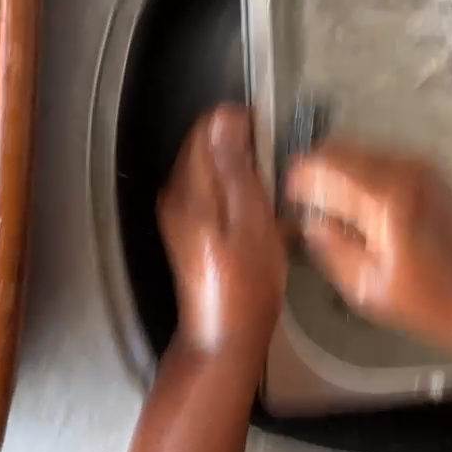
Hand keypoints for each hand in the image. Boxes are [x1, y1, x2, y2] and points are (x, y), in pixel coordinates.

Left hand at [158, 105, 286, 355]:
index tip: (271, 149)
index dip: (244, 127)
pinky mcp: (190, 227)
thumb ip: (237, 166)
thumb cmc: (247, 281)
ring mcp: (180, 211)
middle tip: (274, 181)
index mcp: (190, 188)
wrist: (226, 337)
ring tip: (270, 200)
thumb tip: (227, 115)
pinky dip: (238, 192)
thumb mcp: (252, 219)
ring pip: (214, 166)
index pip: (208, 126)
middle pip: (209, 144)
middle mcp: (177, 193)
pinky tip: (259, 217)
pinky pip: (214, 189)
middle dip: (245, 150)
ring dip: (244, 172)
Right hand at [284, 142, 451, 350]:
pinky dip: (359, 171)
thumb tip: (306, 219)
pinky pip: (379, 157)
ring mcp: (417, 165)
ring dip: (337, 169)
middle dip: (315, 169)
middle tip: (301, 198)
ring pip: (358, 150)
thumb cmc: (423, 298)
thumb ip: (330, 246)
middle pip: (339, 149)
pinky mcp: (427, 168)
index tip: (285, 194)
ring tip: (327, 201)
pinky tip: (356, 201)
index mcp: (385, 201)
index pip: (325, 170)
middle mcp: (402, 170)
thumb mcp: (364, 287)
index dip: (299, 178)